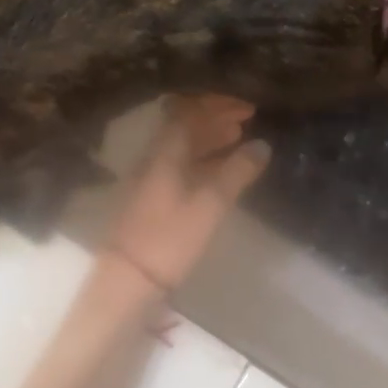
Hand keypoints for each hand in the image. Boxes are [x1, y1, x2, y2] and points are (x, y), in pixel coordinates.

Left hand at [103, 96, 269, 290]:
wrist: (126, 282)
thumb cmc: (170, 238)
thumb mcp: (210, 204)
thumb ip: (237, 171)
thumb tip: (262, 145)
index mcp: (167, 151)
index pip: (190, 111)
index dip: (218, 105)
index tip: (246, 108)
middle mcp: (156, 157)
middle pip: (185, 126)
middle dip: (216, 119)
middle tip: (246, 121)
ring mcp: (151, 178)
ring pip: (183, 146)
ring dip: (210, 138)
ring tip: (238, 140)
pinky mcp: (151, 199)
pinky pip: (181, 164)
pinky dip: (203, 159)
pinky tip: (219, 171)